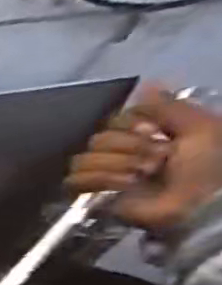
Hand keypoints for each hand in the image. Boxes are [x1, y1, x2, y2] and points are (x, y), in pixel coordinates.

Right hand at [65, 85, 221, 231]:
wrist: (199, 200)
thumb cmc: (211, 163)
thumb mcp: (201, 127)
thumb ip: (170, 107)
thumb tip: (148, 83)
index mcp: (147, 132)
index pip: (115, 119)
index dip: (132, 124)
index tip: (155, 132)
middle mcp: (122, 150)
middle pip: (98, 139)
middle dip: (129, 148)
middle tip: (158, 160)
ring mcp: (103, 172)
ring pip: (84, 159)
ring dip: (118, 166)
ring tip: (144, 175)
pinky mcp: (89, 193)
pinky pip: (75, 180)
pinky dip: (103, 181)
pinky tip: (125, 186)